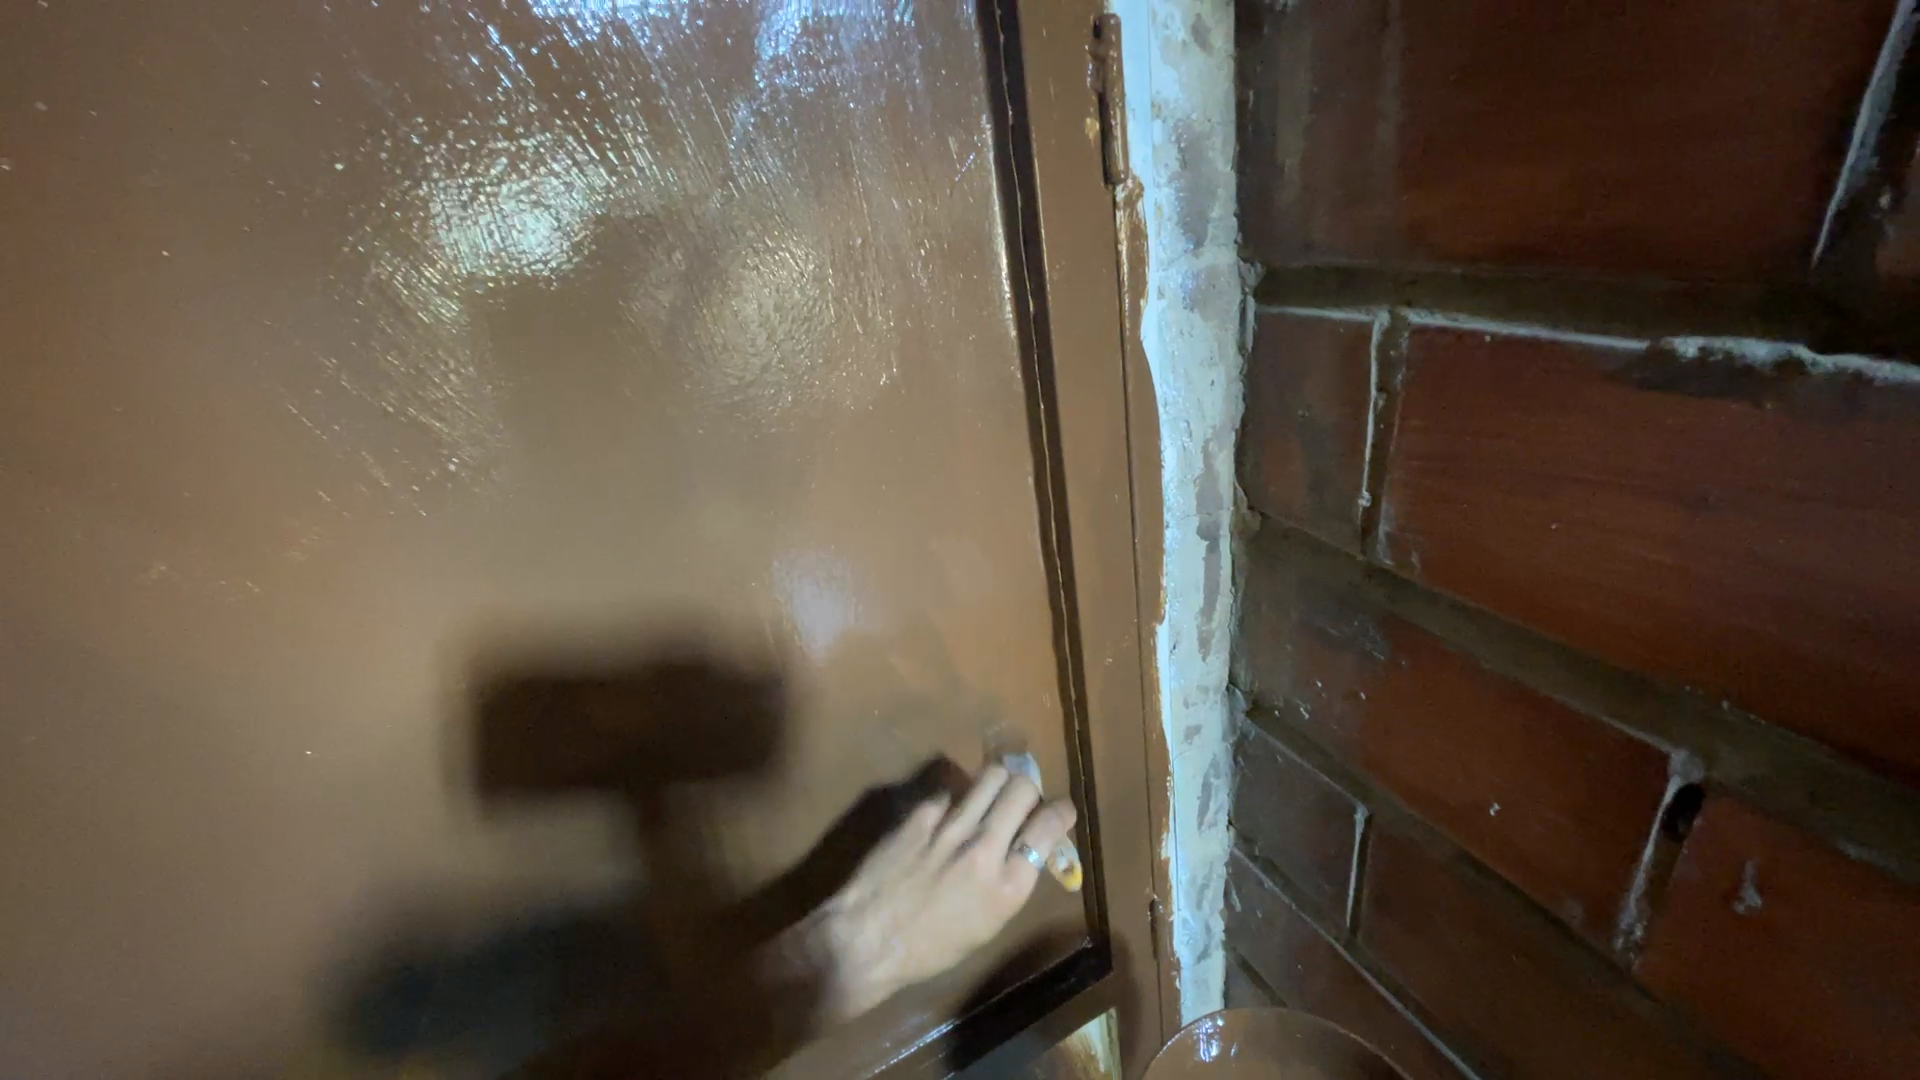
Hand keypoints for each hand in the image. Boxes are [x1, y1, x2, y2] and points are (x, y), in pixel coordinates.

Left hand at [816, 764, 1077, 1018]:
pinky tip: (947, 816)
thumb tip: (1027, 848)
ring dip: (999, 780)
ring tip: (993, 792)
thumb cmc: (931, 947)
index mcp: (1008, 886)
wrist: (868, 938)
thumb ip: (1012, 881)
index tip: (1060, 810)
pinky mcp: (921, 813)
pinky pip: (952, 792)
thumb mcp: (988, 924)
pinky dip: (957, 800)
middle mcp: (985, 848)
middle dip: (1030, 788)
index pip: (1049, 826)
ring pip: (991, 776)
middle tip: (1022, 800)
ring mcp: (951, 826)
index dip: (1061, 812)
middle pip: (1023, 788)